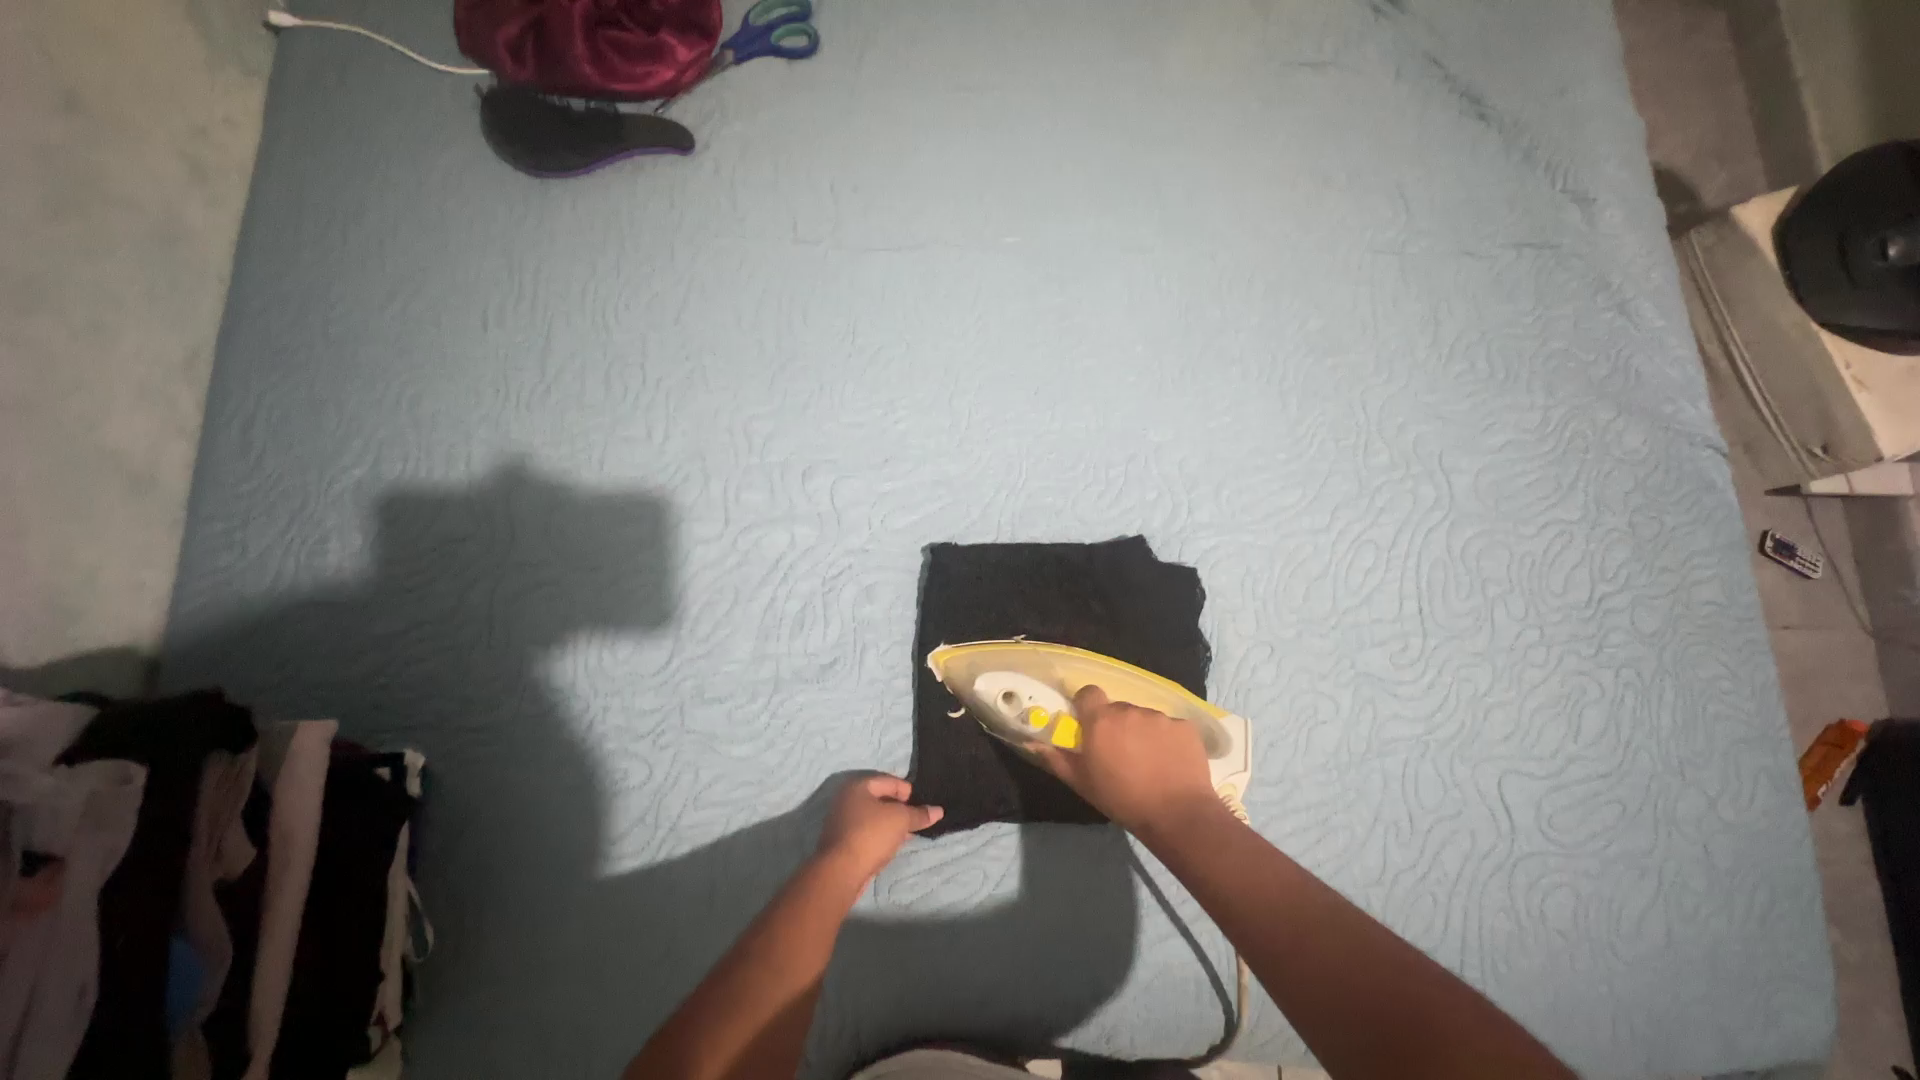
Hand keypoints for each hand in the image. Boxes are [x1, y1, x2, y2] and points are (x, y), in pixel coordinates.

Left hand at [815, 773, 943, 881]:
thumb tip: (938, 811)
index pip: (889, 780)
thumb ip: (919, 814)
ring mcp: (842, 821)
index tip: (922, 804)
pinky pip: (867, 831)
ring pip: (874, 817)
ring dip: (892, 823)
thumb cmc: (871, 835)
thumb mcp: (901, 820)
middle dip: (900, 808)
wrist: (841, 871)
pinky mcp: (842, 841)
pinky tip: (893, 844)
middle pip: (880, 798)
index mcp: (858, 786)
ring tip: (909, 833)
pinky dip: (881, 834)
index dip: (908, 791)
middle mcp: (846, 799)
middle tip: (918, 819)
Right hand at [1032, 685, 1217, 832]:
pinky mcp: (1185, 726)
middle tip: (1120, 753)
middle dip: (1116, 725)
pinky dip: (1167, 740)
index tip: (1089, 725)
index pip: (1088, 693)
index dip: (1087, 706)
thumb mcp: (1082, 783)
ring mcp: (1160, 717)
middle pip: (1117, 709)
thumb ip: (1056, 759)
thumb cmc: (1122, 799)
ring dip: (1142, 732)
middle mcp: (1129, 710)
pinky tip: (1170, 763)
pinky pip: (1170, 727)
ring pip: (1144, 718)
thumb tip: (1031, 744)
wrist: (1177, 814)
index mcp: (1101, 720)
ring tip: (1148, 762)